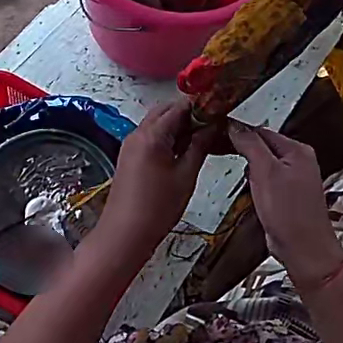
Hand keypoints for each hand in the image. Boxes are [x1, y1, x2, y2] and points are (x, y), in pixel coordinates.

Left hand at [96, 102, 215, 256]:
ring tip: (199, 140)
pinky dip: (166, 138)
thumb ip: (199, 146)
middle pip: (165, 111)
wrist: (125, 235)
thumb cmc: (156, 209)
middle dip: (187, 115)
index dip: (199, 107)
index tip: (217, 112)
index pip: (178, 108)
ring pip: (157, 123)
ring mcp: (130, 145)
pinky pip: (149, 137)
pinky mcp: (129, 157)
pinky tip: (182, 152)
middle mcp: (137, 134)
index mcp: (151, 135)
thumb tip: (211, 127)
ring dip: (176, 126)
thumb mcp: (186, 175)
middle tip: (210, 127)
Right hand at [226, 123, 342, 286]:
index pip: (261, 131)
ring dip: (248, 166)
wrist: (304, 250)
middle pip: (263, 145)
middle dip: (242, 149)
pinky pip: (267, 179)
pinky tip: (248, 187)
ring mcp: (294, 178)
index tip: (217, 133)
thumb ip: (251, 145)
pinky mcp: (288, 194)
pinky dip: (255, 180)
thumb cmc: (290, 214)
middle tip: (219, 150)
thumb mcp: (265, 172)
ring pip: (263, 162)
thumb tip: (235, 127)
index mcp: (297, 150)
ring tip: (233, 168)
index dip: (238, 132)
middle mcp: (299, 161)